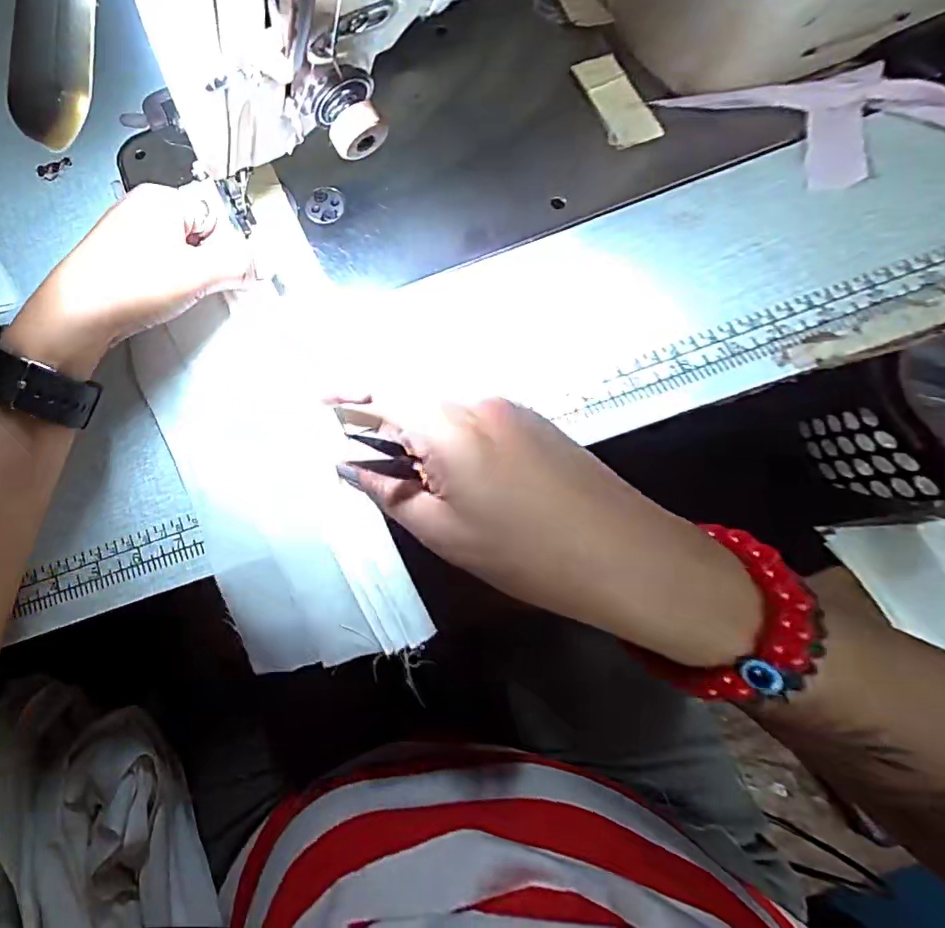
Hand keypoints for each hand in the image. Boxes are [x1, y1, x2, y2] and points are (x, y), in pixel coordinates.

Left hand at [5, 183, 257, 375]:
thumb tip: (258, 262)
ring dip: (183, 276)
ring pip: (177, 252)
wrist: (73, 318)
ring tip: (167, 295)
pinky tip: (154, 299)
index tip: (228, 272)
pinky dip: (162, 284)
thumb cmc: (122, 286)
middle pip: (199, 233)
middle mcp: (141, 209)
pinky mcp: (117, 259)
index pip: (218, 215)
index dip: (227, 247)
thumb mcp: (196, 275)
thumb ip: (237, 263)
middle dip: (204, 263)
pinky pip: (156, 266)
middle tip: (194, 286)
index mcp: (161, 198)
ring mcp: (126, 234)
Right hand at [336, 396, 762, 667]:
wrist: (627, 555)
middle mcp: (476, 400)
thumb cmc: (525, 552)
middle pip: (411, 391)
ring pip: (441, 402)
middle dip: (377, 412)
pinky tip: (446, 468)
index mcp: (449, 424)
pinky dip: (444, 429)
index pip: (382, 389)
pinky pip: (470, 412)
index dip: (345, 392)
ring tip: (400, 465)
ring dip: (412, 424)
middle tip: (355, 447)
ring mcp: (509, 406)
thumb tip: (349, 466)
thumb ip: (388, 491)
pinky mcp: (530, 420)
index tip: (317, 401)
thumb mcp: (443, 531)